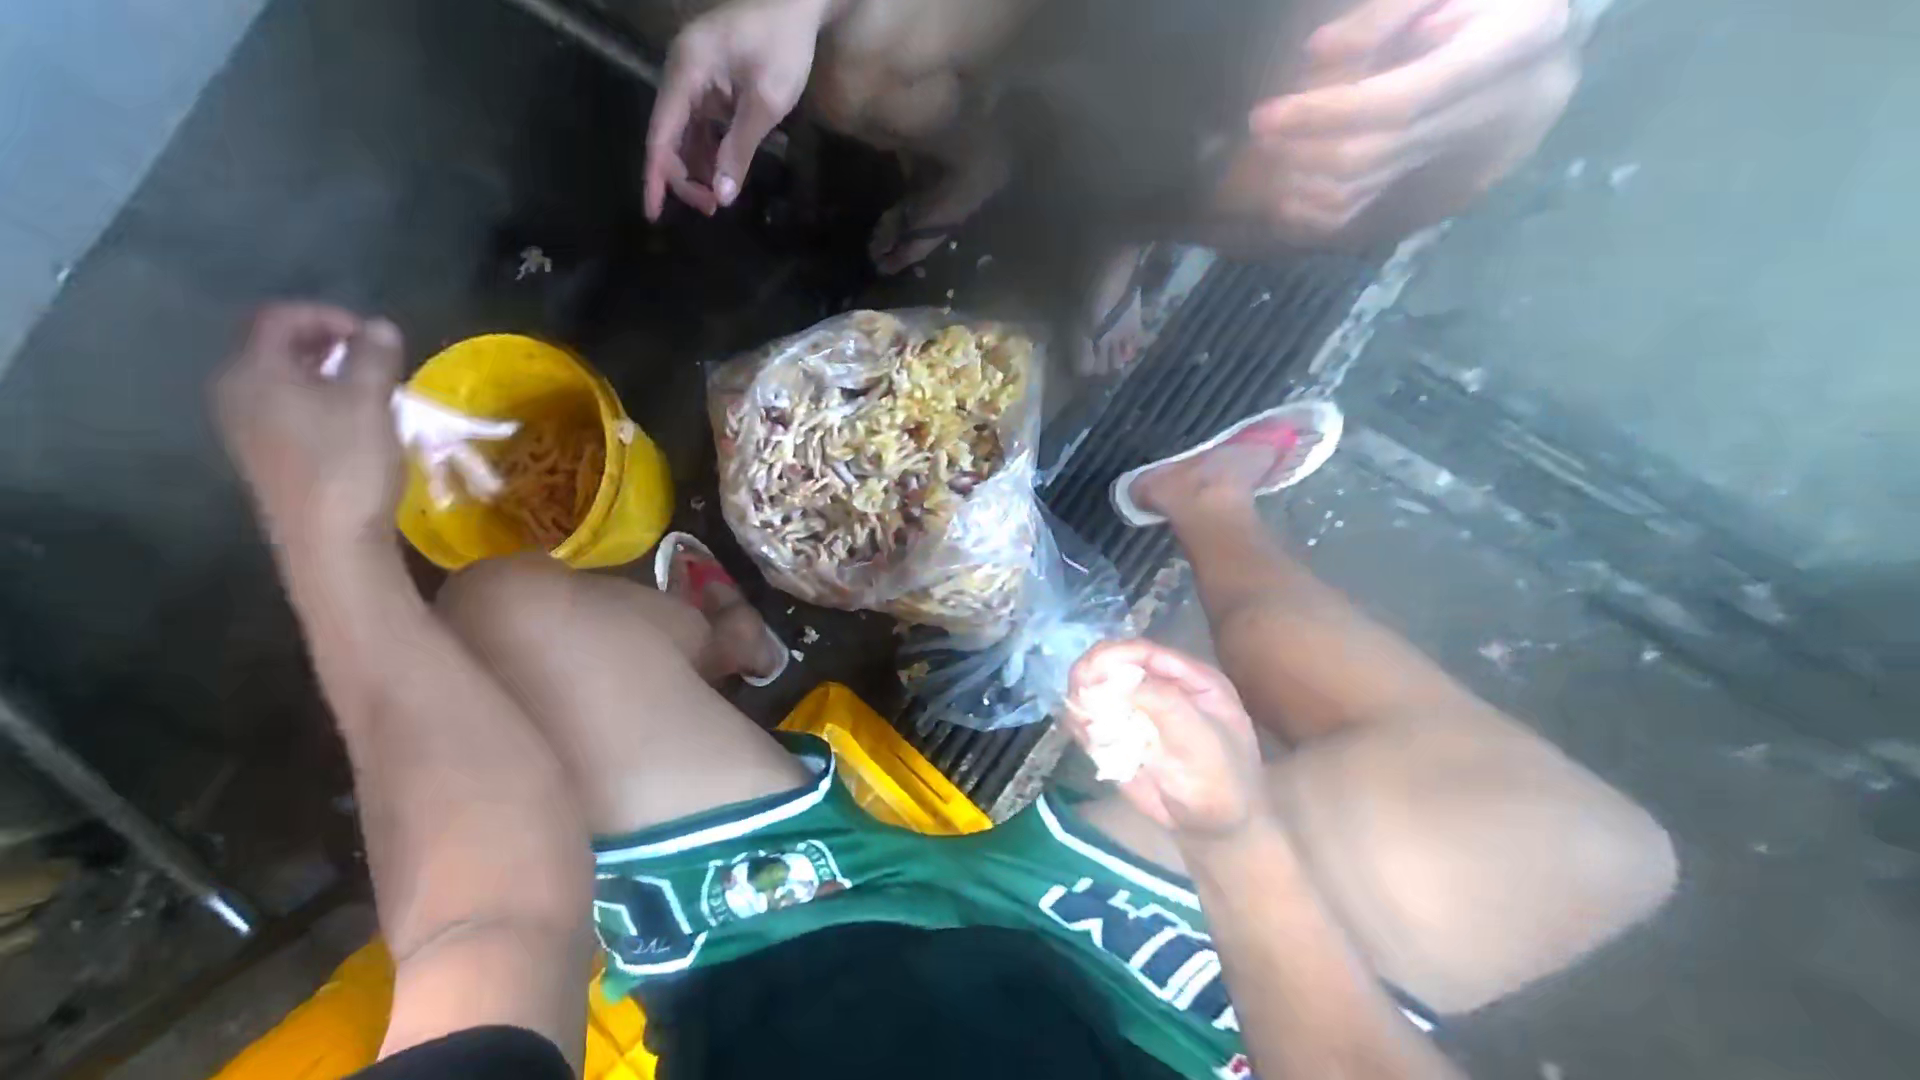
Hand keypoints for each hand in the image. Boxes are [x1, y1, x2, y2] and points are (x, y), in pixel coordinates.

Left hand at [212, 303, 405, 556]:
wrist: (328, 538)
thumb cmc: (348, 463)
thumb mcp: (370, 403)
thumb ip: (374, 358)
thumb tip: (377, 328)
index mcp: (254, 370)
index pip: (280, 318)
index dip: (329, 316)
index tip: (376, 336)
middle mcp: (236, 391)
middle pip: (277, 347)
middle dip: (329, 344)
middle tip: (377, 359)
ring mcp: (245, 425)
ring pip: (284, 380)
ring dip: (327, 374)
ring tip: (372, 390)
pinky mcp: (263, 452)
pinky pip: (287, 408)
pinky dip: (320, 400)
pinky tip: (354, 422)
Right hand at [644, 0, 829, 219]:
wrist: (798, 3)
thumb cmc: (783, 47)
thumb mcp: (766, 104)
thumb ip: (740, 149)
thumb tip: (722, 195)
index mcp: (686, 72)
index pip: (661, 134)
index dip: (656, 176)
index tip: (653, 212)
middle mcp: (681, 74)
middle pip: (669, 137)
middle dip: (684, 177)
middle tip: (711, 208)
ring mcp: (695, 78)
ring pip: (684, 134)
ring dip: (697, 168)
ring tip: (717, 199)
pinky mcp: (711, 84)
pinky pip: (700, 125)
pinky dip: (708, 152)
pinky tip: (721, 174)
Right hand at [1064, 641, 1266, 838]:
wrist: (1215, 830)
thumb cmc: (1222, 782)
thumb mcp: (1202, 739)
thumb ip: (1166, 704)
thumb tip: (1115, 680)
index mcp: (1189, 678)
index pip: (1144, 652)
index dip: (1114, 656)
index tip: (1090, 672)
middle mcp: (1159, 687)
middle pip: (1114, 664)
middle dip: (1091, 674)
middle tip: (1078, 692)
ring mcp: (1136, 711)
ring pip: (1095, 689)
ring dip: (1082, 699)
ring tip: (1083, 720)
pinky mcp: (1118, 735)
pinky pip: (1090, 719)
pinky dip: (1080, 723)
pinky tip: (1085, 735)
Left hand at [1224, 0, 1577, 239]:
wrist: (1542, 24)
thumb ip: (1384, 12)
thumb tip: (1318, 51)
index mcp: (1520, 38)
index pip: (1399, 101)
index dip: (1325, 113)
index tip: (1265, 116)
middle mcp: (1502, 106)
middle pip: (1375, 154)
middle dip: (1304, 147)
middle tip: (1261, 128)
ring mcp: (1477, 152)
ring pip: (1366, 188)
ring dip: (1302, 178)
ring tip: (1271, 149)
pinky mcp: (1448, 184)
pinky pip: (1366, 211)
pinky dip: (1314, 208)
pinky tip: (1286, 190)